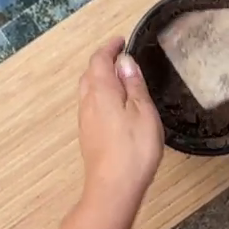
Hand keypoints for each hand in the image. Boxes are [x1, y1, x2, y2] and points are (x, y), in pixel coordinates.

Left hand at [77, 37, 161, 207]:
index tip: (121, 40)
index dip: (109, 48)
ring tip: (119, 78)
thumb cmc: (134, 149)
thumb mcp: (143, 111)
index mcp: (101, 91)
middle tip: (121, 57)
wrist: (114, 188)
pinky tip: (114, 104)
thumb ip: (133, 84)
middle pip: (90, 74)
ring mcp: (86, 121)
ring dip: (100, 78)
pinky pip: (91, 105)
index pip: (99, 60)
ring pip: (88, 90)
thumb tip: (125, 61)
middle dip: (103, 61)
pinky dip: (101, 95)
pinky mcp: (88, 136)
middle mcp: (88, 103)